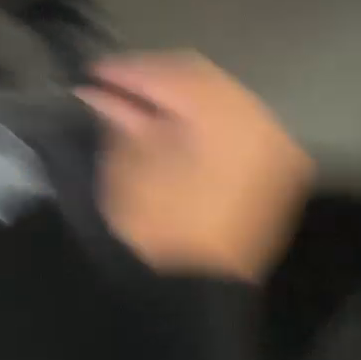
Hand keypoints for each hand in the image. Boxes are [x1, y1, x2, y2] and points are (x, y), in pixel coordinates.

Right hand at [78, 54, 312, 283]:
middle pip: (204, 84)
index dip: (131, 70)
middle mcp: (263, 126)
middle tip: (104, 87)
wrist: (188, 289)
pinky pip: (226, 131)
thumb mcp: (125, 166)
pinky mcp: (266, 174)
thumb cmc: (152, 225)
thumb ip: (118, 121)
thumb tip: (99, 96)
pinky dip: (189, 125)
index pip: (179, 74)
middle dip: (151, 82)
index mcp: (232, 121)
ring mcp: (270, 151)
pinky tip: (154, 131)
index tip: (89, 73)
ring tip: (123, 108)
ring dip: (169, 103)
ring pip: (216, 106)